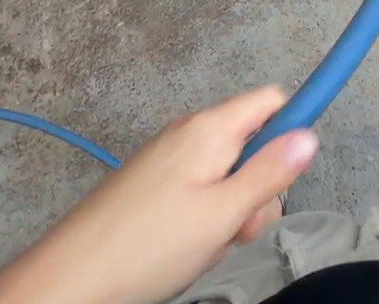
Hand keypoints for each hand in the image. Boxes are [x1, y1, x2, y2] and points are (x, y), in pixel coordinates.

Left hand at [0, 86, 317, 303]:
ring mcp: (168, 156)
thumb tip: (308, 136)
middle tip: (239, 226)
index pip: (270, 99)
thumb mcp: (223, 215)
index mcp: (210, 128)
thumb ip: (269, 173)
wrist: (70, 278)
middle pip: (250, 142)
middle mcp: (189, 131)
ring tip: (205, 245)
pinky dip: (204, 216)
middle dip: (257, 186)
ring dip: (230, 209)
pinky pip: (198, 188)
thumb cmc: (146, 245)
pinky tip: (185, 248)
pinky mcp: (153, 182)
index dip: (293, 123)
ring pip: (225, 173)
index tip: (300, 162)